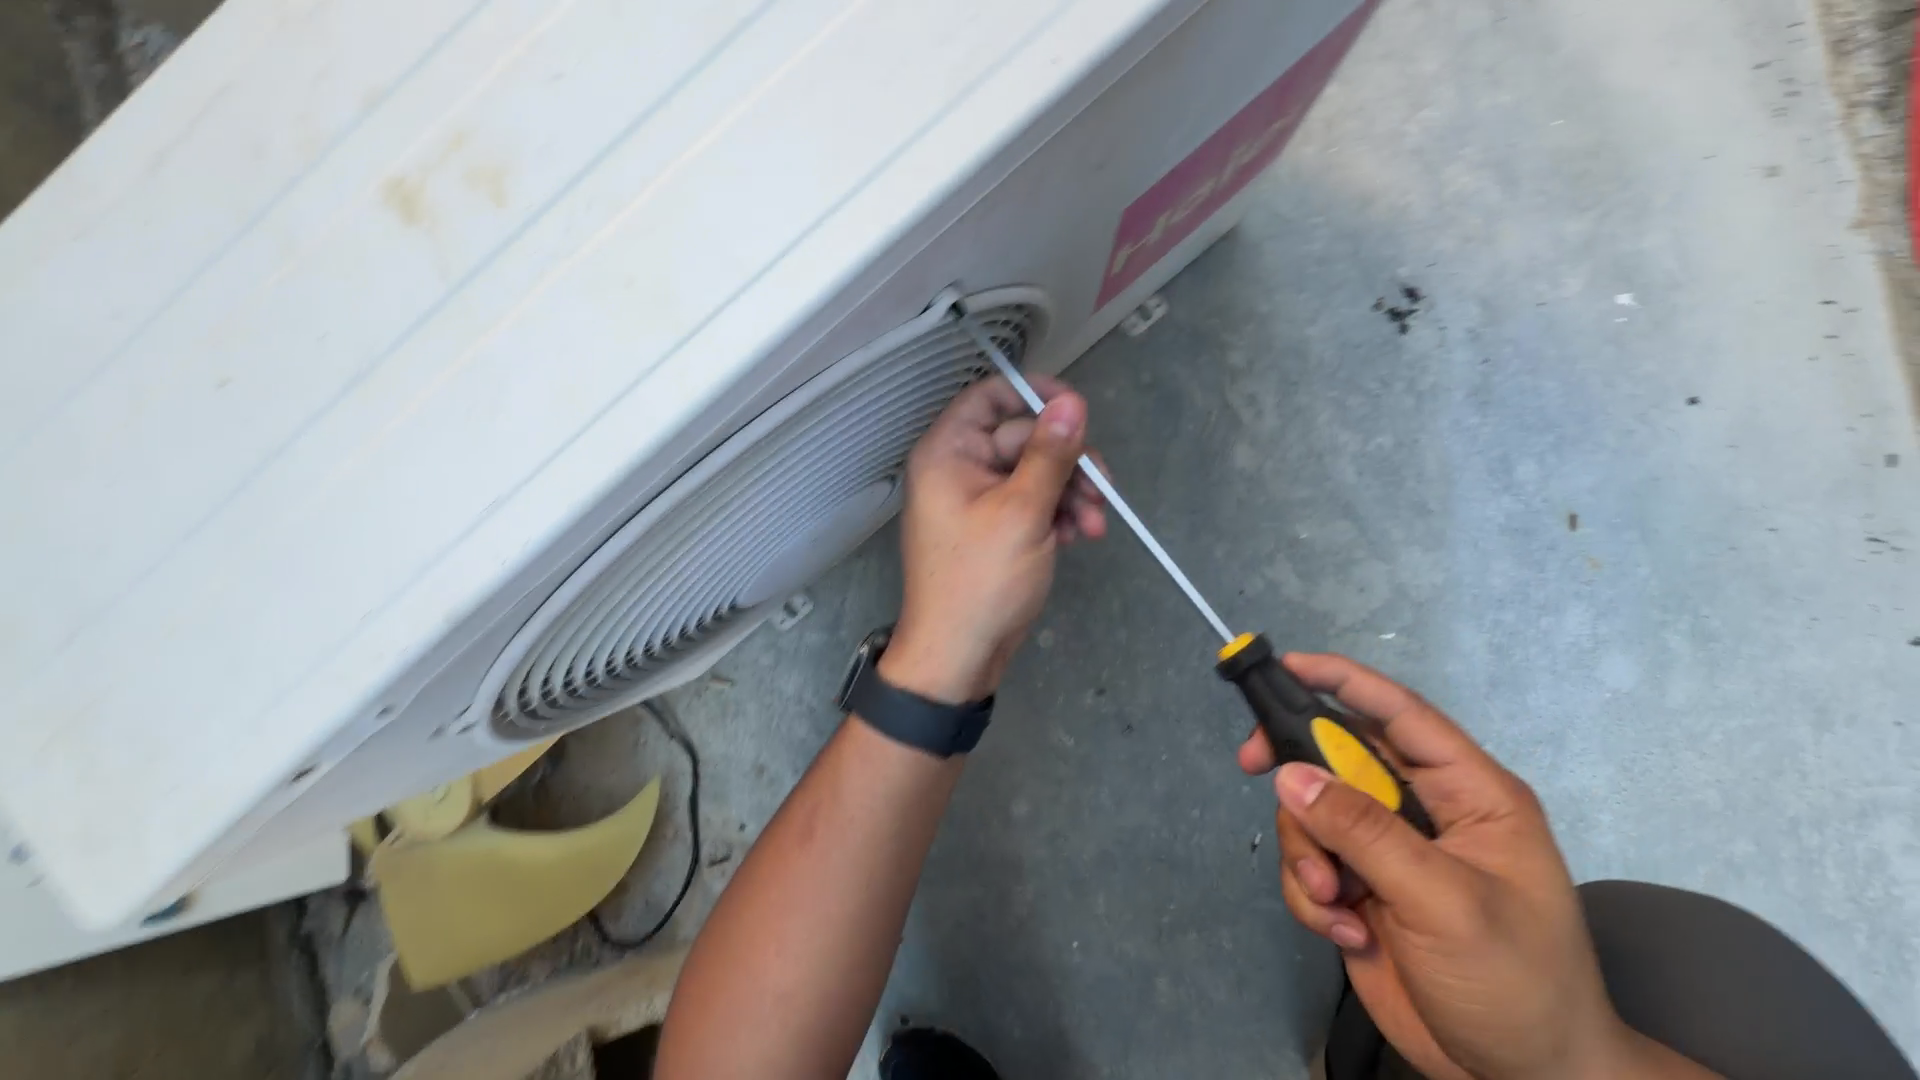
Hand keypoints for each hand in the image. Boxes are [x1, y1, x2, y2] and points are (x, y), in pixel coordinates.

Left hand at [879, 375, 1106, 703]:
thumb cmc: (982, 580)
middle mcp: (959, 467)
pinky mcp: (996, 526)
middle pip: (1025, 438)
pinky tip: (1078, 537)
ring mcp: (978, 499)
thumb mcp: (1023, 512)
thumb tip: (1074, 402)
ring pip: (1036, 473)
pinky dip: (1058, 515)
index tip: (1081, 411)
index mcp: (949, 452)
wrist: (960, 655)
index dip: (1037, 395)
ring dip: (1071, 494)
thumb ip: (1050, 454)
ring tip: (1093, 527)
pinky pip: (1033, 502)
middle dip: (1068, 465)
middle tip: (1103, 492)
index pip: (992, 396)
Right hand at [1238, 654, 1706, 1079]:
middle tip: (1252, 764)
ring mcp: (1387, 852)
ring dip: (1307, 855)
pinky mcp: (1359, 890)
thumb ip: (1364, 832)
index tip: (1283, 664)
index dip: (1343, 680)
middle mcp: (1422, 811)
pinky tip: (1345, 934)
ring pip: (1312, 815)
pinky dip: (1311, 897)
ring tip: (1335, 902)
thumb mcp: (1443, 901)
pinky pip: (1308, 866)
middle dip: (1297, 769)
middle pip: (1338, 757)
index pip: (1400, 714)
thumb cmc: (1514, 981)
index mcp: (1468, 793)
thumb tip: (1289, 774)